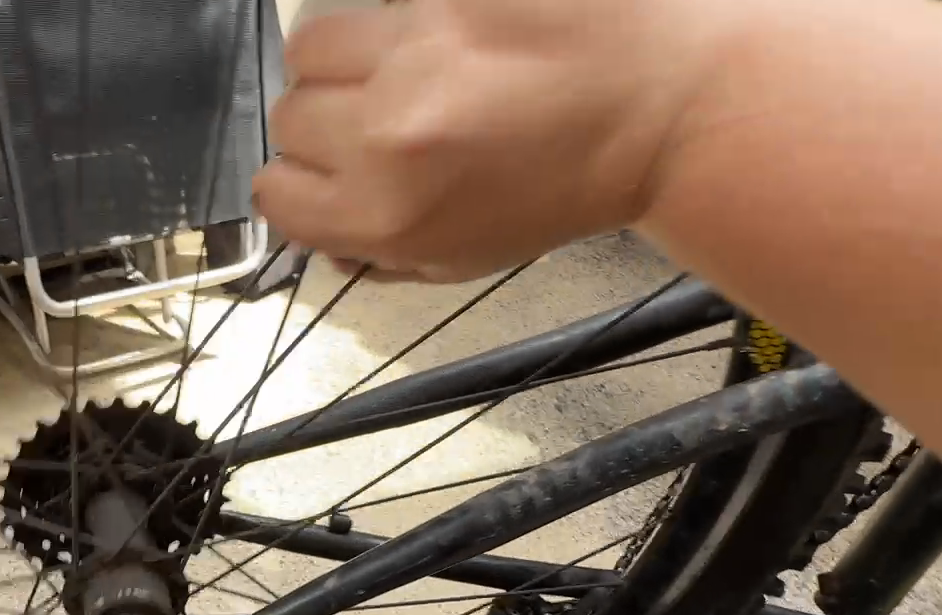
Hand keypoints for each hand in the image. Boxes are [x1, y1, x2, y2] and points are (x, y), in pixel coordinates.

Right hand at [254, 0, 744, 281]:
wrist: (669, 104)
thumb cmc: (558, 195)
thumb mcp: (457, 261)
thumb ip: (373, 257)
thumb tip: (321, 235)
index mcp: (383, 214)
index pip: (272, 195)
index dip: (292, 190)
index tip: (322, 181)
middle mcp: (384, 133)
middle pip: (285, 119)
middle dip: (318, 128)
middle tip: (369, 125)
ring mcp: (418, 47)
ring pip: (307, 47)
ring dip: (334, 64)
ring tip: (387, 68)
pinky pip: (374, 1)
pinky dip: (387, 23)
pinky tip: (430, 39)